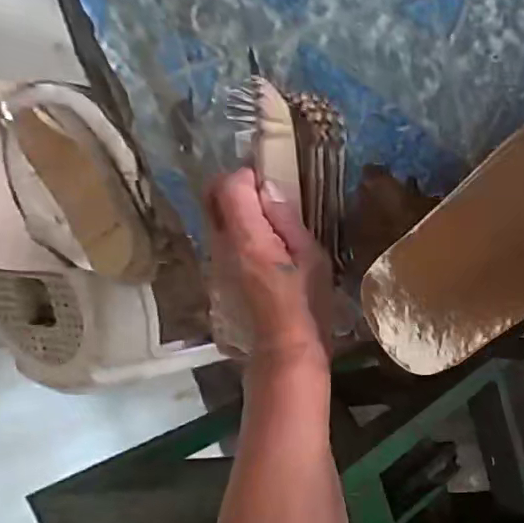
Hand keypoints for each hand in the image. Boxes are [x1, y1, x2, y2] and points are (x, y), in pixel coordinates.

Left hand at [208, 168, 331, 367]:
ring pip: (214, 216)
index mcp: (247, 237)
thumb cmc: (308, 302)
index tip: (273, 182)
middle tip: (267, 193)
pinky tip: (264, 243)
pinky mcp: (218, 272)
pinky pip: (221, 236)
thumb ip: (287, 220)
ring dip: (236, 207)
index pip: (231, 187)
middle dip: (235, 185)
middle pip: (212, 195)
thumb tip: (269, 190)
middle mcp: (221, 244)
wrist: (286, 346)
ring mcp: (215, 259)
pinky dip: (237, 227)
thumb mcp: (311, 257)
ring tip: (270, 219)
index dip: (249, 176)